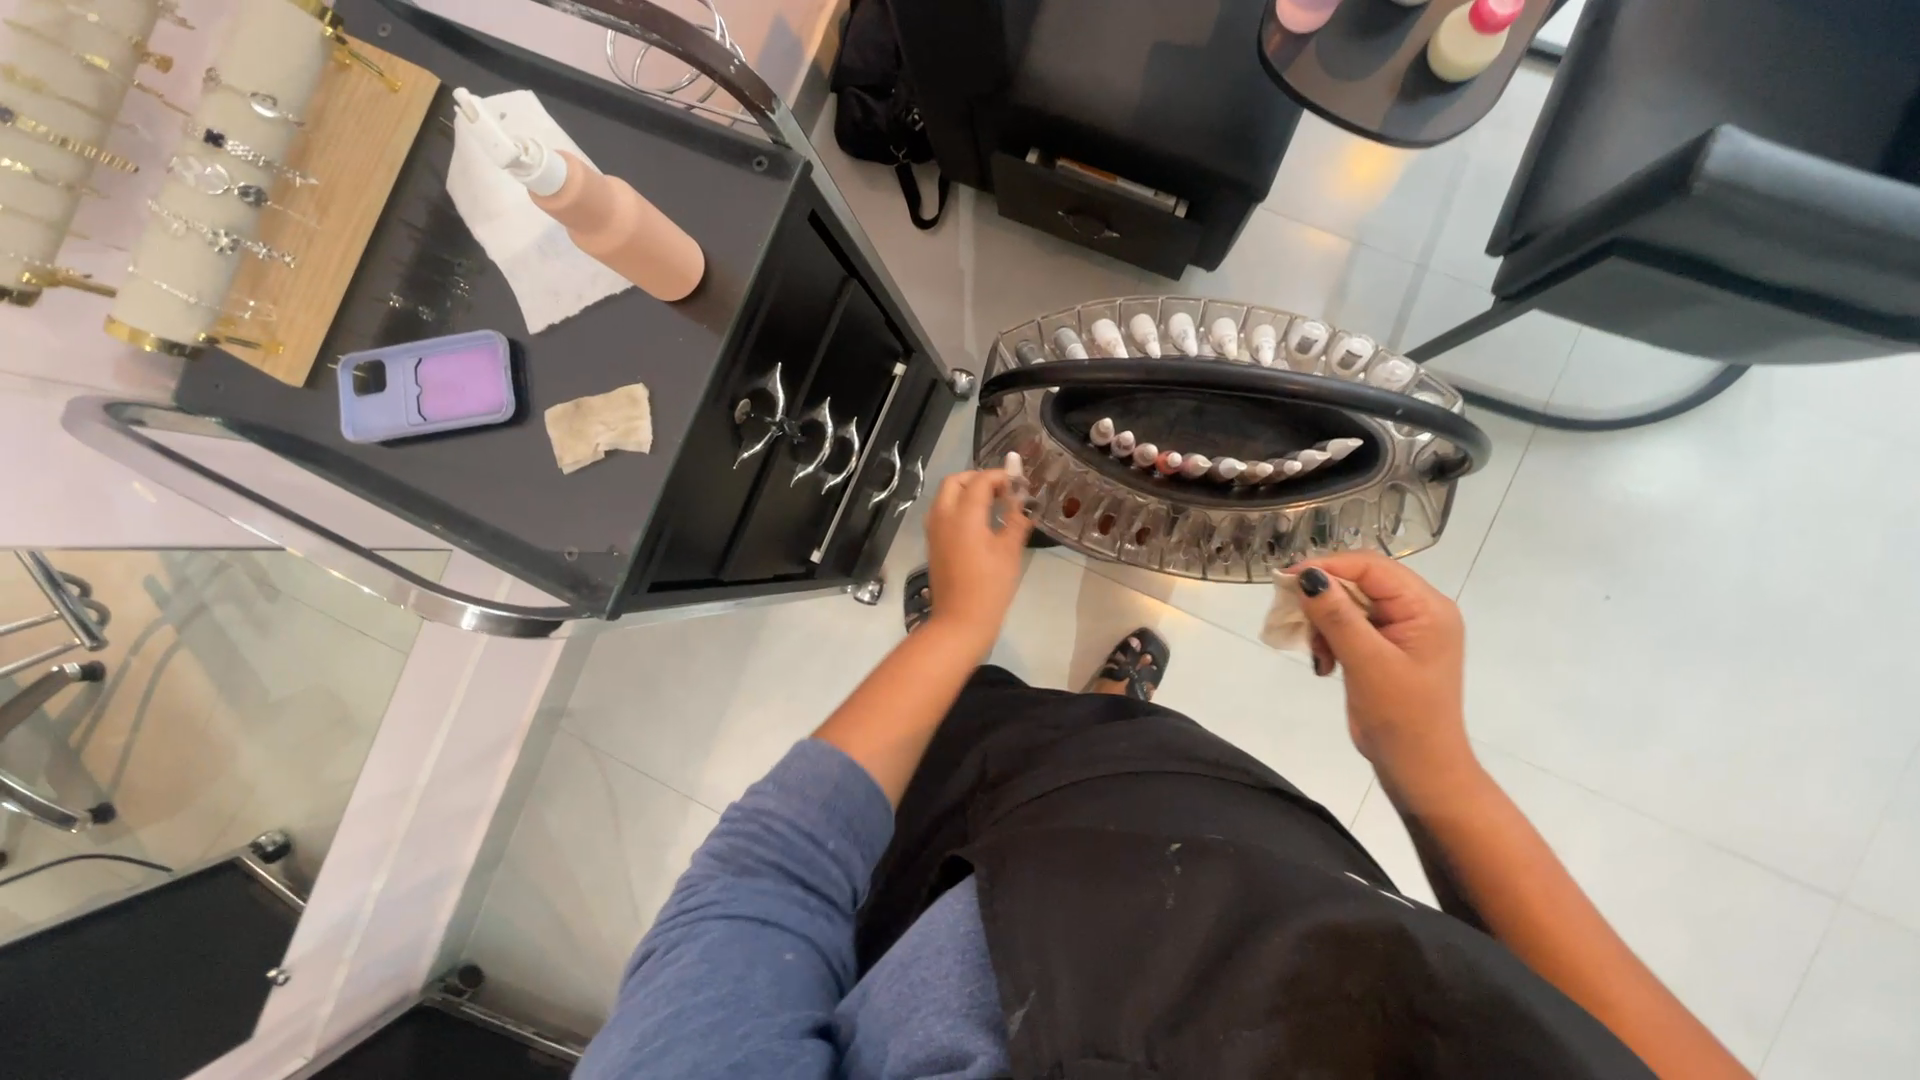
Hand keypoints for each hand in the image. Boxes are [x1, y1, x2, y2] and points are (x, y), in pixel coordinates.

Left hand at [923, 469, 1032, 654]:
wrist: (960, 621)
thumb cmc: (990, 586)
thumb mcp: (1010, 551)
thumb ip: (1016, 519)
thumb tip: (1023, 501)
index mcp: (964, 514)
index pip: (981, 480)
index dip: (1001, 477)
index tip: (1019, 485)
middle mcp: (943, 516)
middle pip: (955, 481)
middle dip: (978, 479)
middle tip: (1001, 491)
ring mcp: (934, 531)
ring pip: (945, 496)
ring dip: (965, 492)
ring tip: (991, 505)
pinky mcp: (932, 544)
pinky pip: (941, 513)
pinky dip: (957, 507)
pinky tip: (978, 524)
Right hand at [1291, 554, 1473, 793]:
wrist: (1419, 769)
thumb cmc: (1401, 715)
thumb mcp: (1367, 662)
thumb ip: (1337, 615)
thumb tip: (1307, 575)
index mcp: (1426, 607)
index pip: (1371, 567)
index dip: (1327, 566)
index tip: (1286, 580)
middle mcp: (1418, 611)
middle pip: (1359, 582)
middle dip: (1323, 601)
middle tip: (1295, 621)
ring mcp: (1403, 630)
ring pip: (1349, 604)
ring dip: (1324, 624)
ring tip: (1318, 655)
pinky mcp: (1386, 648)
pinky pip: (1349, 626)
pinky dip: (1329, 640)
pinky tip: (1325, 664)